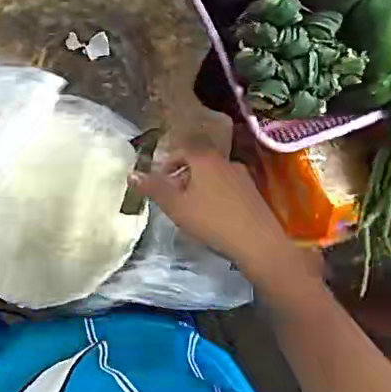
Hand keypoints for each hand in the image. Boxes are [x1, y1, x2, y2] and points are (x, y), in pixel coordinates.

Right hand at [128, 131, 318, 299]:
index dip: (168, 161)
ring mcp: (242, 176)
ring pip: (213, 174)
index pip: (182, 148)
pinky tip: (213, 215)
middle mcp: (225, 161)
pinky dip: (215, 194)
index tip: (160, 179)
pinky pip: (227, 186)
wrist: (259, 242)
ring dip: (199, 185)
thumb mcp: (175, 206)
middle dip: (182, 175)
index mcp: (204, 159)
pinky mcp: (254, 192)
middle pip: (198, 161)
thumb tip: (131, 173)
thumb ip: (153, 188)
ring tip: (191, 207)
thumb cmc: (212, 220)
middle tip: (172, 196)